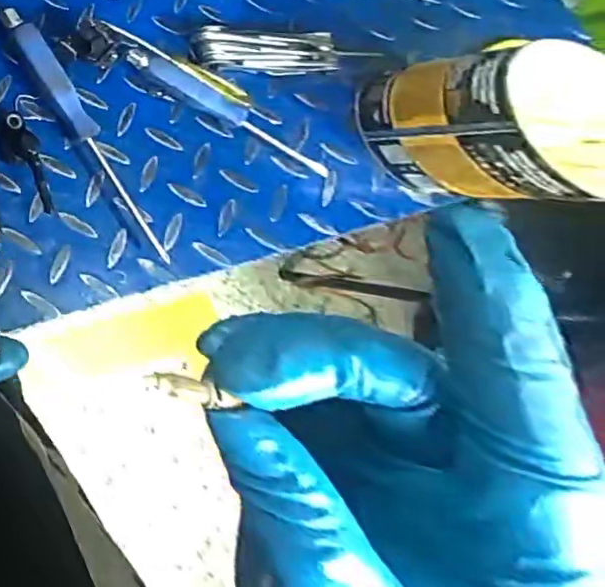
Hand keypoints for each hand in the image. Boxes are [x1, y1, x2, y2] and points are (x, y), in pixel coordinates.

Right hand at [200, 204, 604, 586]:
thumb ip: (300, 513)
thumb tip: (232, 412)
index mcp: (524, 512)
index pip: (520, 394)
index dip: (496, 304)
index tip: (462, 225)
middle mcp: (463, 461)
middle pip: (395, 370)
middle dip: (306, 353)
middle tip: (228, 365)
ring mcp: (393, 445)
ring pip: (334, 363)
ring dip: (269, 356)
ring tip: (215, 371)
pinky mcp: (332, 436)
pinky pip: (289, 382)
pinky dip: (249, 369)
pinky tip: (221, 373)